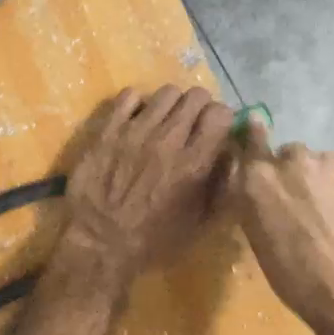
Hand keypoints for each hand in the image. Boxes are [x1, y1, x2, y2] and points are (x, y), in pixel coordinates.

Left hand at [56, 86, 236, 288]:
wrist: (99, 241)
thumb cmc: (154, 240)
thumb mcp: (200, 223)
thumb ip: (223, 187)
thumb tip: (233, 155)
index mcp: (194, 164)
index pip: (220, 114)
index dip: (222, 118)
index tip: (216, 128)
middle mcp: (168, 140)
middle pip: (195, 96)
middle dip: (200, 106)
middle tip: (192, 123)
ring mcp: (136, 131)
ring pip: (166, 92)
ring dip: (171, 104)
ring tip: (164, 120)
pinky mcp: (109, 129)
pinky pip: (129, 96)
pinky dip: (138, 104)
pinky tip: (136, 120)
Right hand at [230, 126, 333, 334]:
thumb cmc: (297, 279)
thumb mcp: (259, 239)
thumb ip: (255, 200)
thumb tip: (256, 181)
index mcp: (258, 179)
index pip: (252, 139)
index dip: (255, 136)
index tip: (257, 131)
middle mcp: (293, 160)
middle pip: (292, 155)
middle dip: (296, 174)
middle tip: (306, 206)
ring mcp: (332, 164)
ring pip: (325, 164)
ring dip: (325, 181)